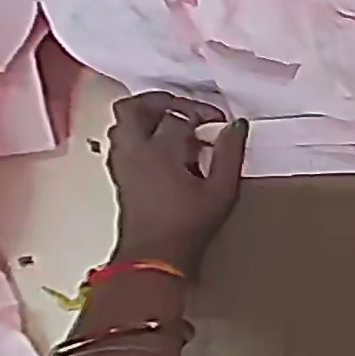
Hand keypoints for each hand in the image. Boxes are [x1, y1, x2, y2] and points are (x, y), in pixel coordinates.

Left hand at [105, 92, 248, 273]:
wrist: (154, 254)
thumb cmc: (191, 223)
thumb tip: (237, 124)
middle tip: (189, 110)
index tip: (222, 122)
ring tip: (175, 125)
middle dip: (163, 101)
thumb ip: (230, 153)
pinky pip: (121, 137)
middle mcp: (134, 149)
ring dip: (148, 115)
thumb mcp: (222, 189)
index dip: (203, 112)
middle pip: (136, 106)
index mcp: (161, 150)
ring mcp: (121, 159)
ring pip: (123, 120)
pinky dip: (139, 131)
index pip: (180, 115)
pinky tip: (161, 146)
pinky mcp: (118, 171)